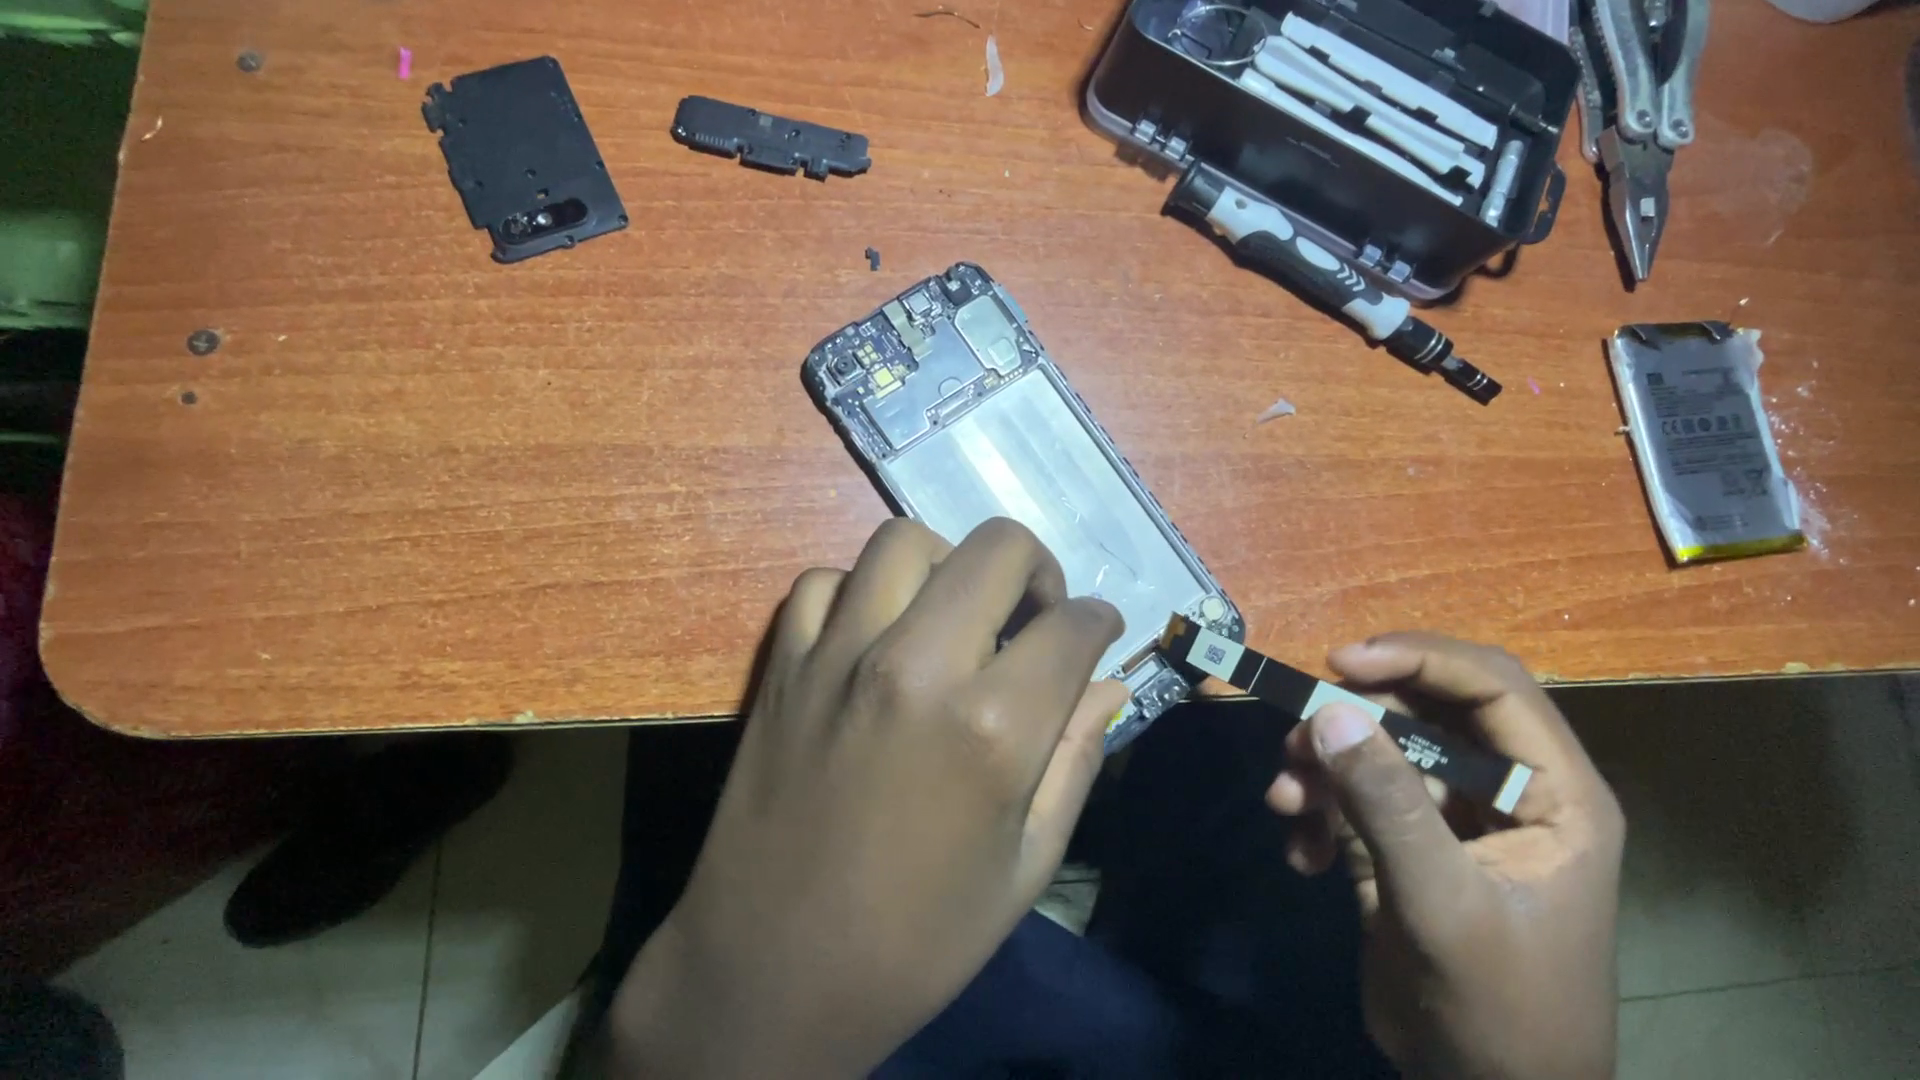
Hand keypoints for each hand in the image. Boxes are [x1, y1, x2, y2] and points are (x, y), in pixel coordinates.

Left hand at [609, 518, 1127, 1078]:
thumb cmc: (916, 939)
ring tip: (952, 616)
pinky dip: (859, 593)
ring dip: (947, 566)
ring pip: (905, 541)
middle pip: (998, 547)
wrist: (771, 974)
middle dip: (1038, 570)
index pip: (1073, 625)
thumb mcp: (1025, 866)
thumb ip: (1074, 758)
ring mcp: (837, 655)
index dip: (1100, 623)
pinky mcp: (780, 664)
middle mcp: (915, 664)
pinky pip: (824, 582)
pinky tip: (872, 637)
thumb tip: (1106, 684)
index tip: (1096, 633)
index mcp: (992, 726)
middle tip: (1033, 617)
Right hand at [1267, 633, 1624, 1079]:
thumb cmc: (1499, 1008)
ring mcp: (1452, 819)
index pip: (1493, 687)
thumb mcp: (1443, 905)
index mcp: (1554, 792)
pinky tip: (1303, 859)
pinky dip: (1320, 817)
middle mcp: (1506, 791)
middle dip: (1353, 721)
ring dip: (1323, 770)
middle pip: (1424, 712)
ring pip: (1379, 754)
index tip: (1338, 663)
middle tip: (1293, 737)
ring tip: (1285, 805)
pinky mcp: (1408, 847)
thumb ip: (1389, 807)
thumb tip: (1329, 714)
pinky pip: (1354, 801)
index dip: (1418, 658)